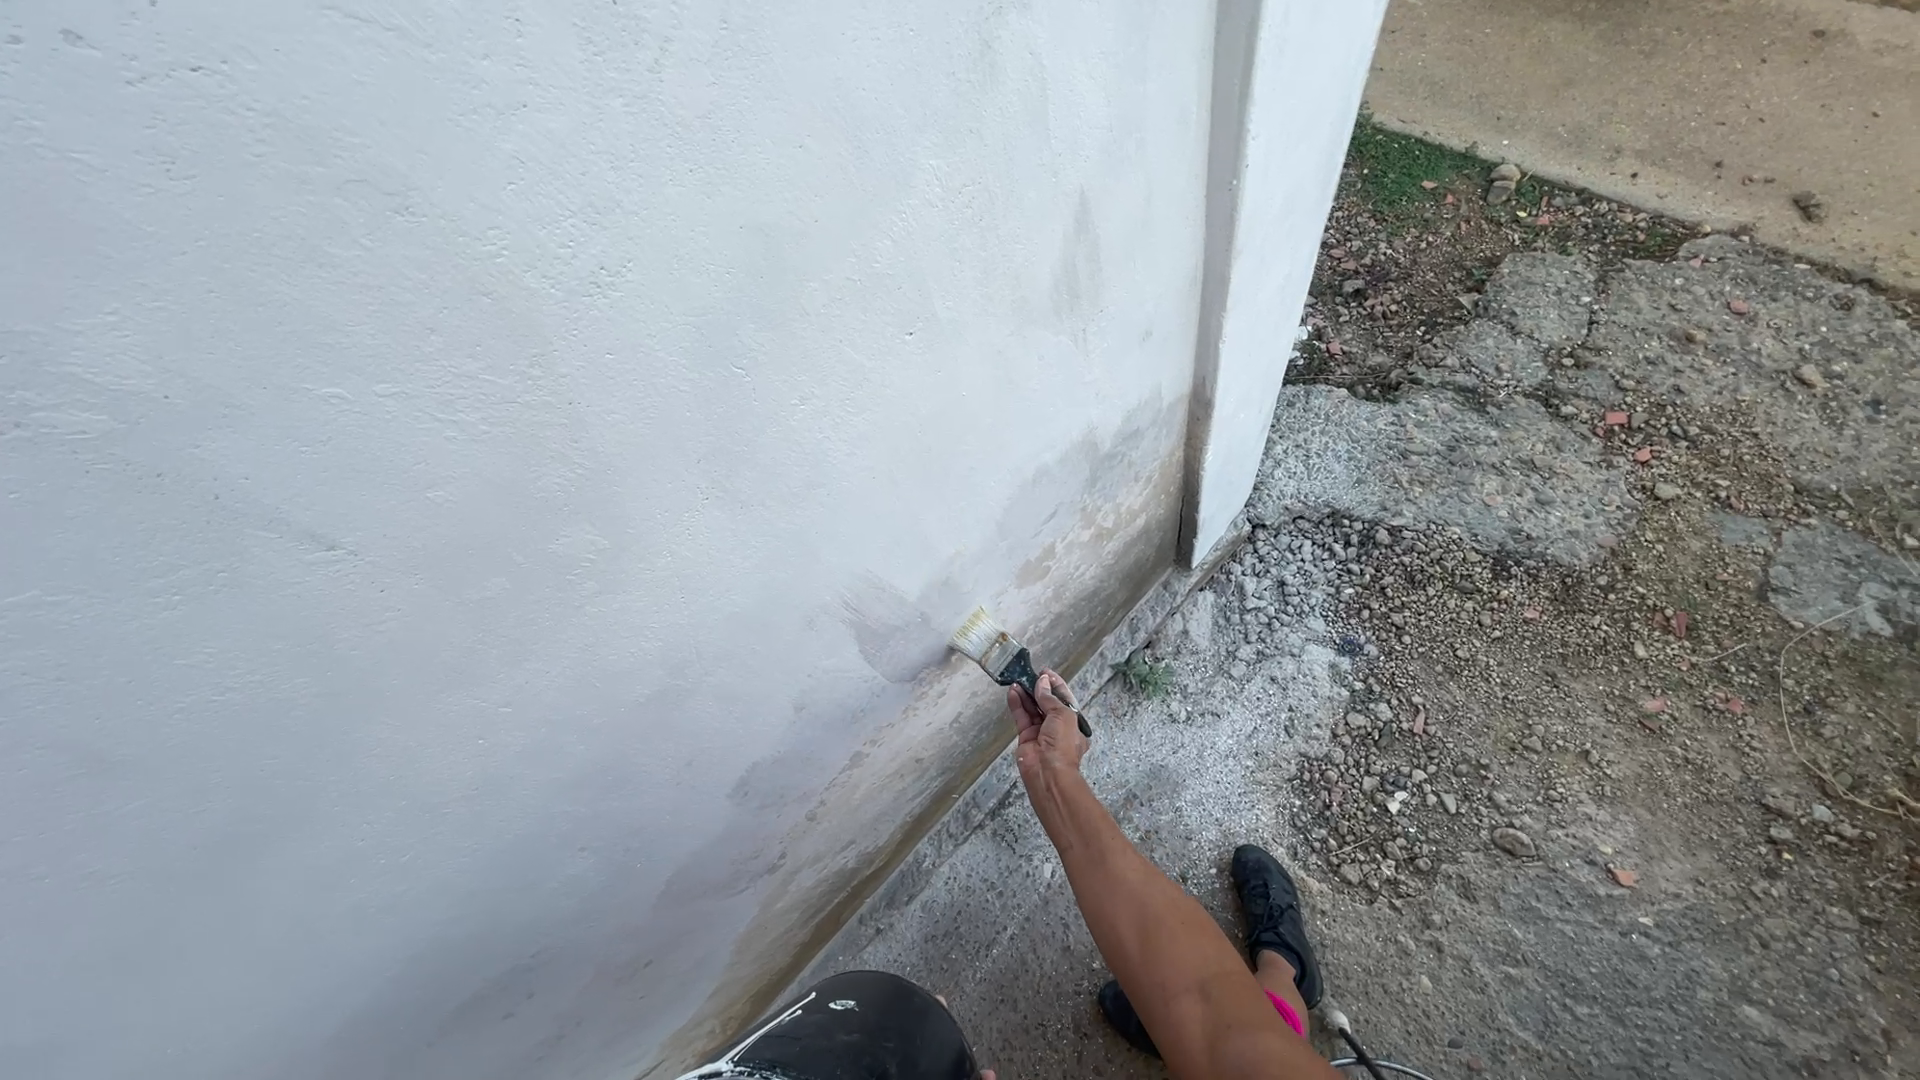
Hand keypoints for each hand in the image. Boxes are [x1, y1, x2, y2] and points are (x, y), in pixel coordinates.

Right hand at [1007, 670, 1086, 783]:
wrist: (1048, 772)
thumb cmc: (1063, 744)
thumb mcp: (1063, 715)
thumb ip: (1050, 698)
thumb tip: (1042, 683)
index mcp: (1072, 722)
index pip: (1064, 699)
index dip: (1055, 684)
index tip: (1045, 672)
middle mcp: (1057, 726)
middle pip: (1046, 702)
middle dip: (1039, 688)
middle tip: (1029, 673)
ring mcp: (1041, 731)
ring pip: (1032, 708)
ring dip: (1026, 693)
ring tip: (1018, 679)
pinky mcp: (1026, 736)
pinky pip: (1021, 716)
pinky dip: (1017, 703)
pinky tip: (1013, 691)